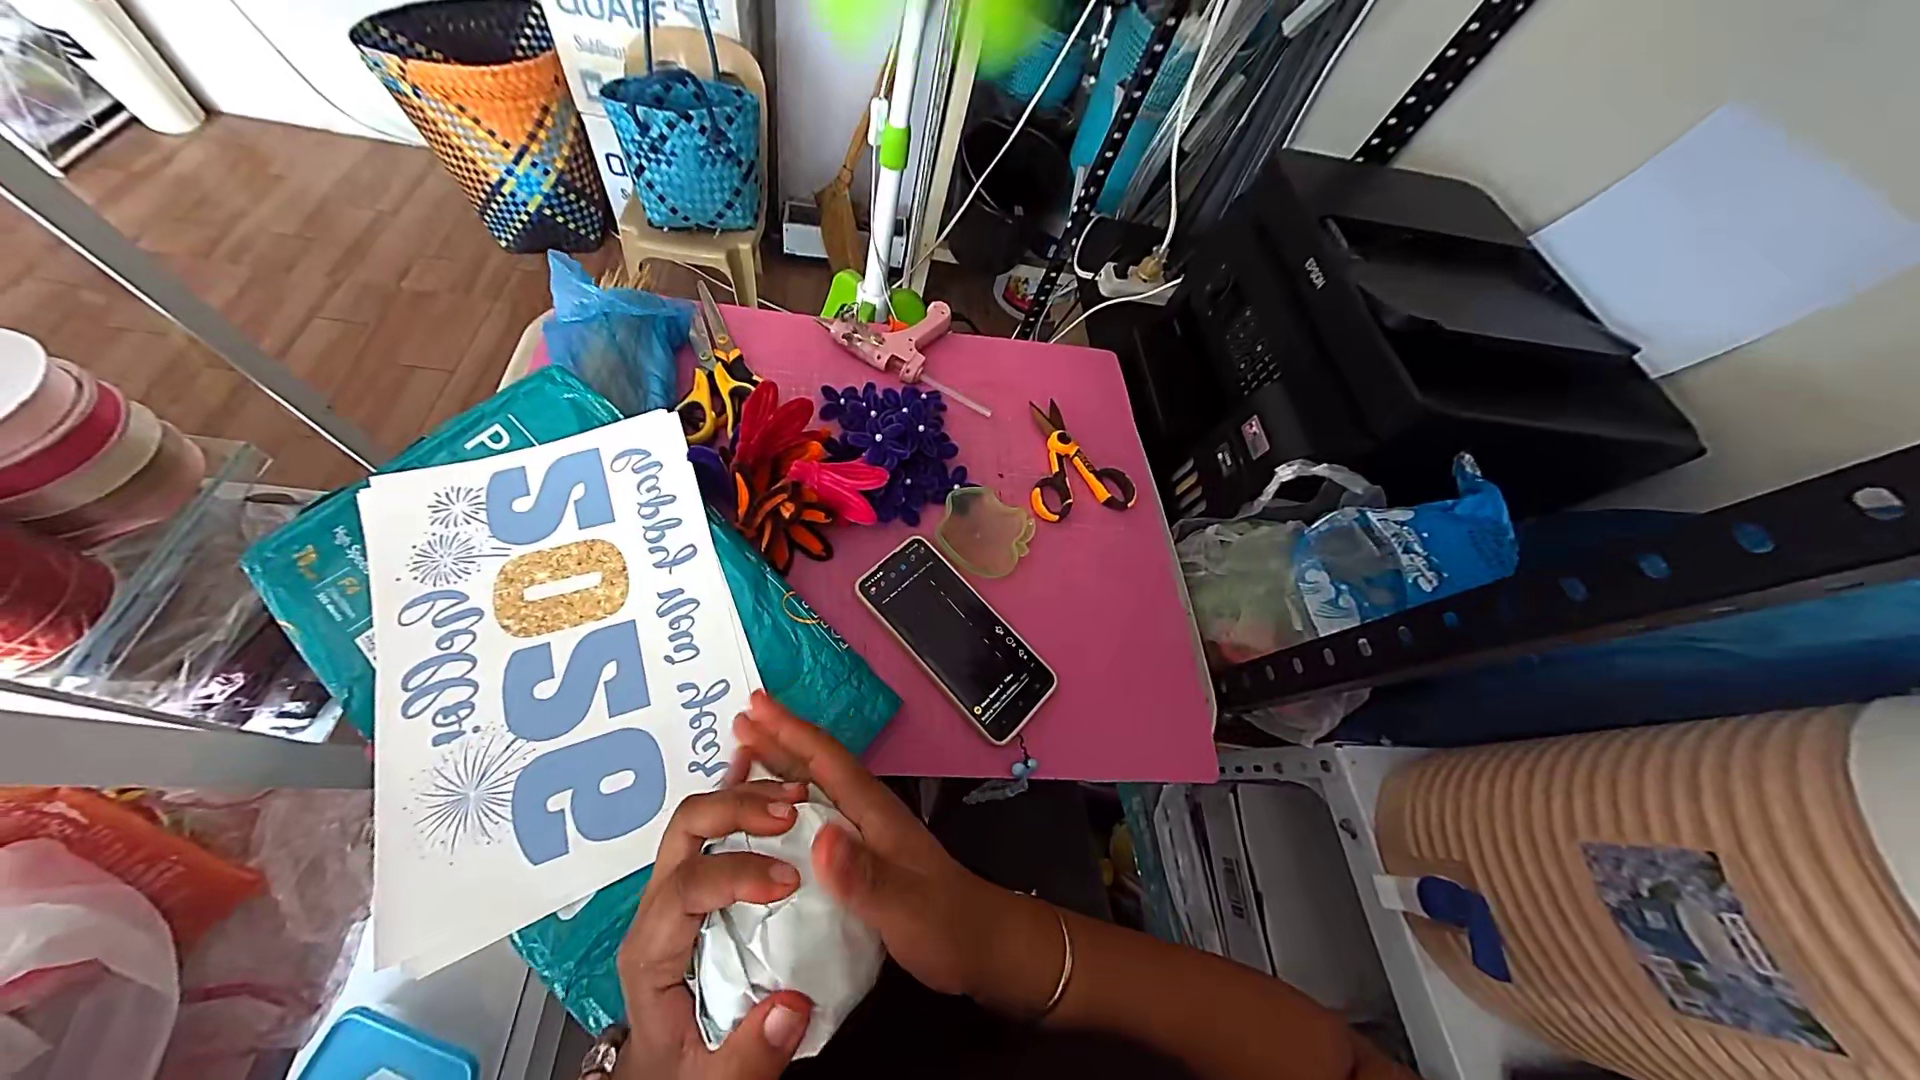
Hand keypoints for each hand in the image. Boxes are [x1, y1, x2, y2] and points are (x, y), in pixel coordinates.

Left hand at [613, 766, 815, 1079]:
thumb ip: (746, 1057)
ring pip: (698, 816)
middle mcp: (658, 905)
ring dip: (748, 795)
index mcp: (652, 950)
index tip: (788, 880)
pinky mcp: (696, 877)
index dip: (736, 873)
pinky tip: (761, 765)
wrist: (661, 1069)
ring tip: (799, 794)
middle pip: (685, 829)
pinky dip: (737, 788)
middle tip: (792, 812)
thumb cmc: (682, 1069)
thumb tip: (793, 1006)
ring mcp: (675, 884)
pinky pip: (712, 822)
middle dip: (739, 810)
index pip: (685, 887)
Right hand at [731, 692, 1062, 1013]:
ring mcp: (866, 833)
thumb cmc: (946, 923)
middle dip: (779, 739)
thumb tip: (823, 836)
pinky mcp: (863, 856)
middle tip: (741, 721)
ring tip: (747, 755)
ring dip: (782, 765)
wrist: (983, 946)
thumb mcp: (905, 905)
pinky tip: (775, 815)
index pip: (827, 760)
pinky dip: (791, 803)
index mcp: (874, 811)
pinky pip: (817, 816)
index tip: (756, 706)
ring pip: (816, 787)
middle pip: (818, 765)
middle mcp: (867, 813)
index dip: (790, 731)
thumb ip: (865, 876)